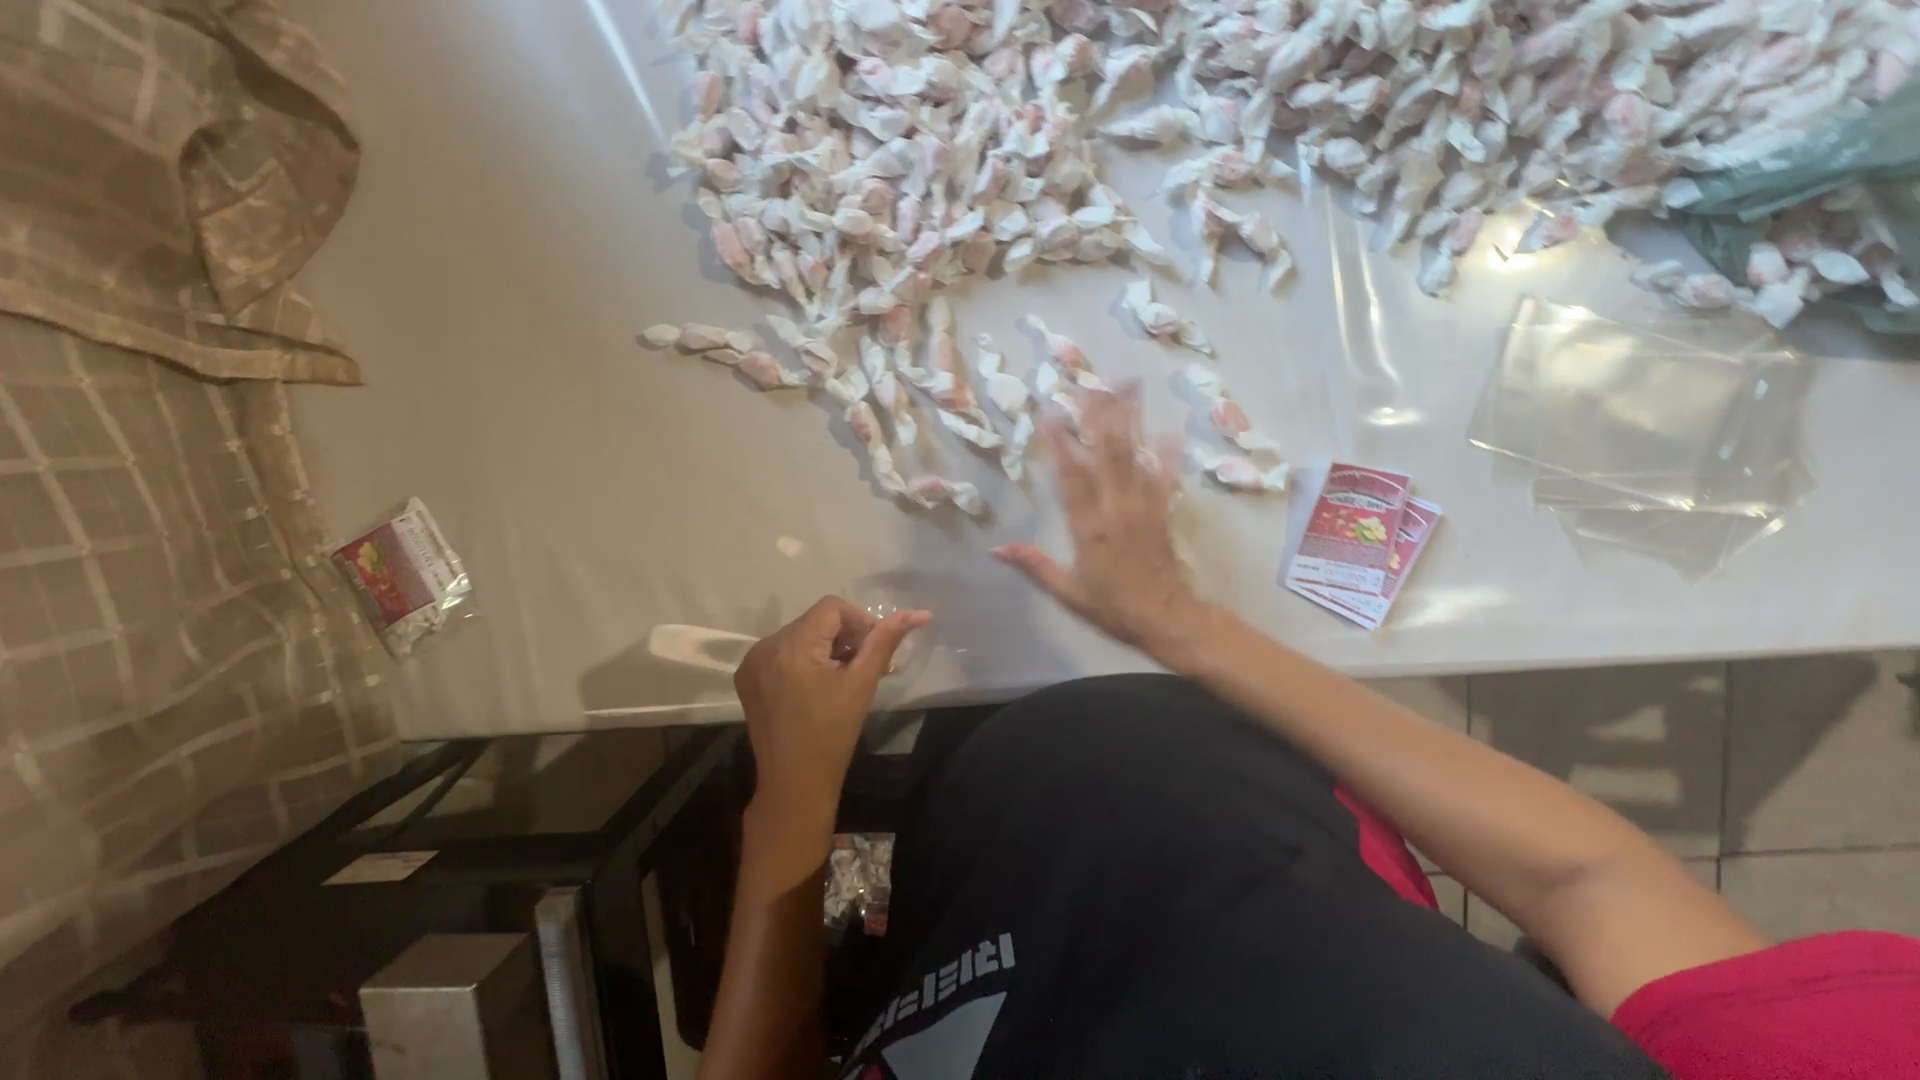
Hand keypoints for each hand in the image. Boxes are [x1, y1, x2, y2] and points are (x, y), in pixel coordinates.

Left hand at [734, 596, 929, 814]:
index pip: (832, 607)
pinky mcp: (747, 678)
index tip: (870, 652)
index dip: (858, 622)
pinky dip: (801, 660)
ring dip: (822, 647)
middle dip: (842, 637)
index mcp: (793, 646)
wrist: (795, 782)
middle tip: (859, 668)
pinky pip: (781, 652)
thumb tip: (918, 613)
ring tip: (838, 679)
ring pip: (798, 634)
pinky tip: (813, 688)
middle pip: (814, 620)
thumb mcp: (862, 684)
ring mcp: (752, 662)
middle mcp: (765, 646)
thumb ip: (885, 642)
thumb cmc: (833, 734)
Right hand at [993, 384, 1202, 654]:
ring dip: (1130, 421)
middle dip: (1098, 416)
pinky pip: (1165, 477)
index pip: (1071, 478)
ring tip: (1127, 387)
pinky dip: (1166, 453)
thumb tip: (997, 549)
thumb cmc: (1114, 608)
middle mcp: (1117, 510)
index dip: (1060, 444)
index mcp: (1090, 529)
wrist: (1167, 619)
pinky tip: (1168, 429)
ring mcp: (1144, 508)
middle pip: (1107, 454)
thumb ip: (1035, 566)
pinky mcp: (1163, 512)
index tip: (1050, 414)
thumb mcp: (1069, 592)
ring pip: (1135, 456)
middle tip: (1090, 383)